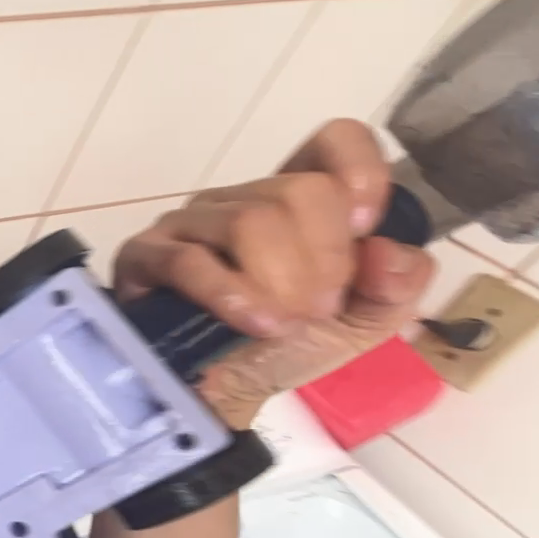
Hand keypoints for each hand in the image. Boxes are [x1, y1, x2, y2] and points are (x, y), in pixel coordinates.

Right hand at [112, 119, 437, 428]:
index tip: (366, 228)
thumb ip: (398, 283)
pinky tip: (252, 322)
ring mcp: (184, 225)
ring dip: (278, 279)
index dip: (359, 172)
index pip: (330, 142)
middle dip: (322, 257)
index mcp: (292, 204)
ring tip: (281, 325)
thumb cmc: (278, 351)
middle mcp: (237, 201)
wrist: (211, 395)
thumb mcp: (362, 322)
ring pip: (247, 221)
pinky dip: (228, 292)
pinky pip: (187, 259)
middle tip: (317, 308)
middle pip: (296, 190)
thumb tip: (386, 250)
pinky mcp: (140, 256)